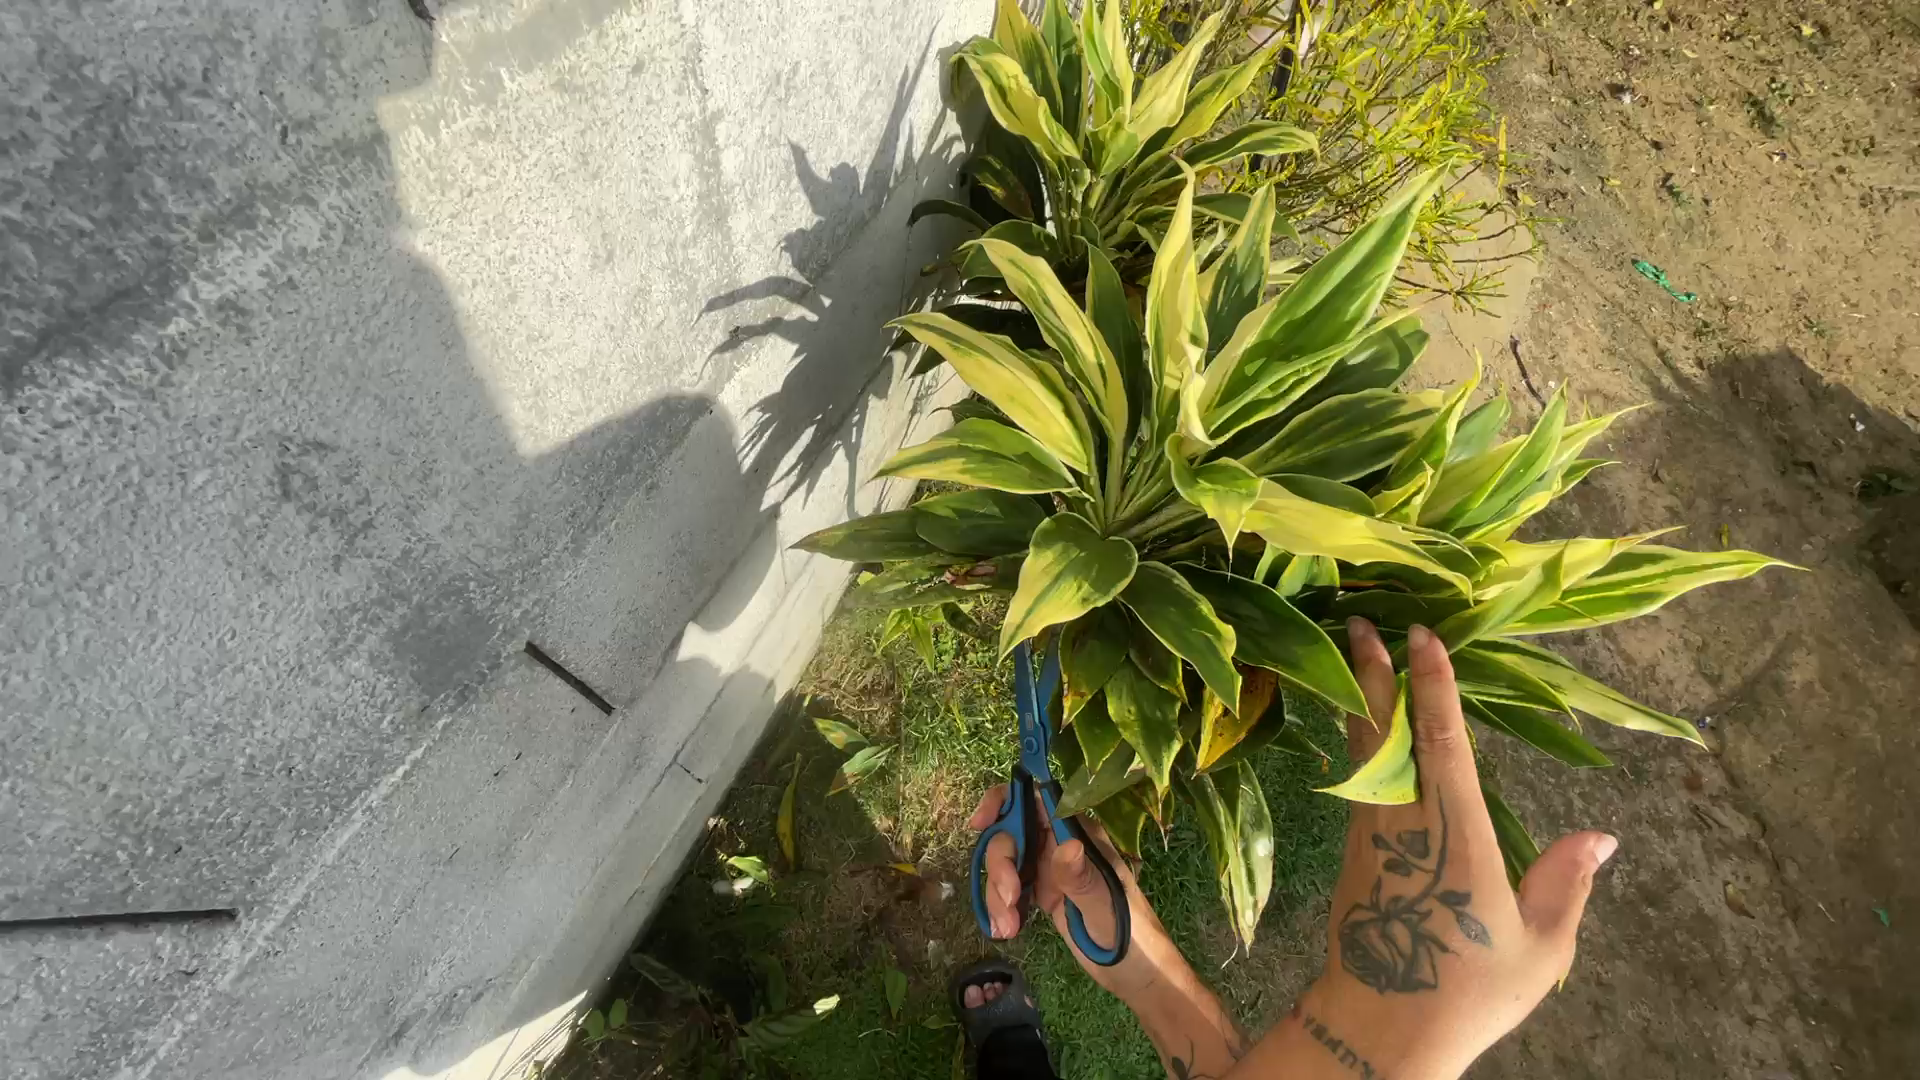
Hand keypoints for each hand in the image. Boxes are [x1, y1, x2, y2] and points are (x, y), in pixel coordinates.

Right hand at [967, 784, 1176, 1000]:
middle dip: (999, 864)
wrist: (1137, 975)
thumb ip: (1081, 876)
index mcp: (1077, 833)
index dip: (1004, 801)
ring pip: (1005, 862)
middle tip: (1008, 899)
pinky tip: (1007, 929)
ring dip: (997, 891)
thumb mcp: (1104, 905)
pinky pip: (1009, 887)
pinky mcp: (1041, 892)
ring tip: (1008, 926)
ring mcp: (1049, 868)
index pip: (1035, 798)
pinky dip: (1001, 906)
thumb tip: (1065, 844)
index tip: (981, 823)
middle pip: (1011, 833)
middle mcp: (1058, 843)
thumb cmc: (1130, 935)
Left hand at [1252, 619, 1617, 1079]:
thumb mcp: (1542, 947)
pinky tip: (1353, 710)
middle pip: (1387, 729)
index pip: (1442, 743)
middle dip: (1374, 670)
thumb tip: (1607, 836)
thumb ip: (1565, 884)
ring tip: (1349, 646)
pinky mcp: (1356, 837)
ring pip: (1364, 744)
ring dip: (1359, 691)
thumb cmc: (1472, 988)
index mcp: (1457, 834)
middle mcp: (1405, 817)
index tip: (1422, 636)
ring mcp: (1372, 823)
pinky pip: (1357, 769)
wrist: (1383, 1017)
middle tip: (1359, 618)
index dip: (1432, 686)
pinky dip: (1356, 730)